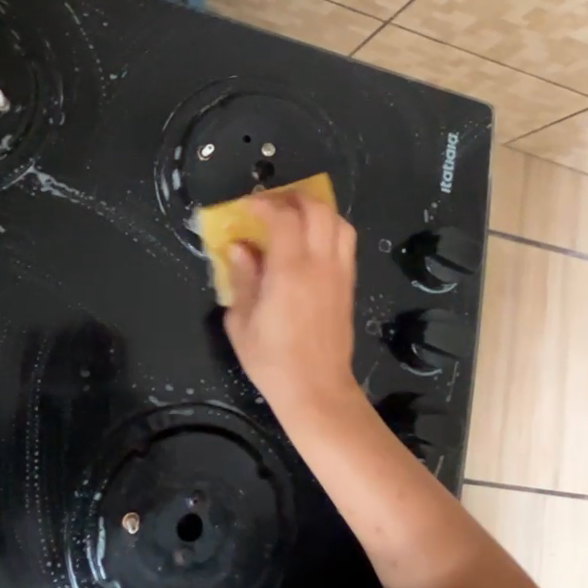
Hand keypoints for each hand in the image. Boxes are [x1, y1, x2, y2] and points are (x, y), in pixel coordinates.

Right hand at [222, 191, 362, 419]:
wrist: (317, 390)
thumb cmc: (272, 361)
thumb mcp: (242, 322)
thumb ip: (241, 278)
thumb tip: (238, 247)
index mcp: (290, 271)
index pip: (283, 217)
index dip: (263, 204)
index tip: (245, 207)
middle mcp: (320, 264)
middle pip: (318, 209)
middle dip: (292, 197)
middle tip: (270, 204)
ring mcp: (340, 273)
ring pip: (339, 221)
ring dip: (316, 209)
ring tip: (293, 216)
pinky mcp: (349, 284)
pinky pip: (345, 242)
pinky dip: (329, 228)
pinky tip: (310, 240)